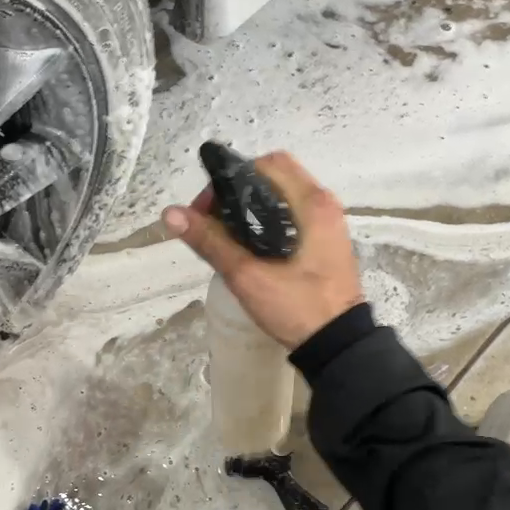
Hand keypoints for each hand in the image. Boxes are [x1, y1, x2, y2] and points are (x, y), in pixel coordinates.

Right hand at [162, 151, 365, 349]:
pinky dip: (268, 220)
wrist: (338, 345)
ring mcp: (328, 223)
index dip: (232, 177)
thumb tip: (171, 214)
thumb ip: (210, 241)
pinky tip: (250, 247)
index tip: (210, 208)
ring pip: (283, 197)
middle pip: (274, 177)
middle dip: (238, 192)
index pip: (268, 163)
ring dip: (252, 207)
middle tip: (213, 222)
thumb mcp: (248, 276)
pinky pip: (293, 215)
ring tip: (227, 235)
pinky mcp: (326, 241)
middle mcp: (324, 205)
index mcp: (312, 203)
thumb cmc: (297, 307)